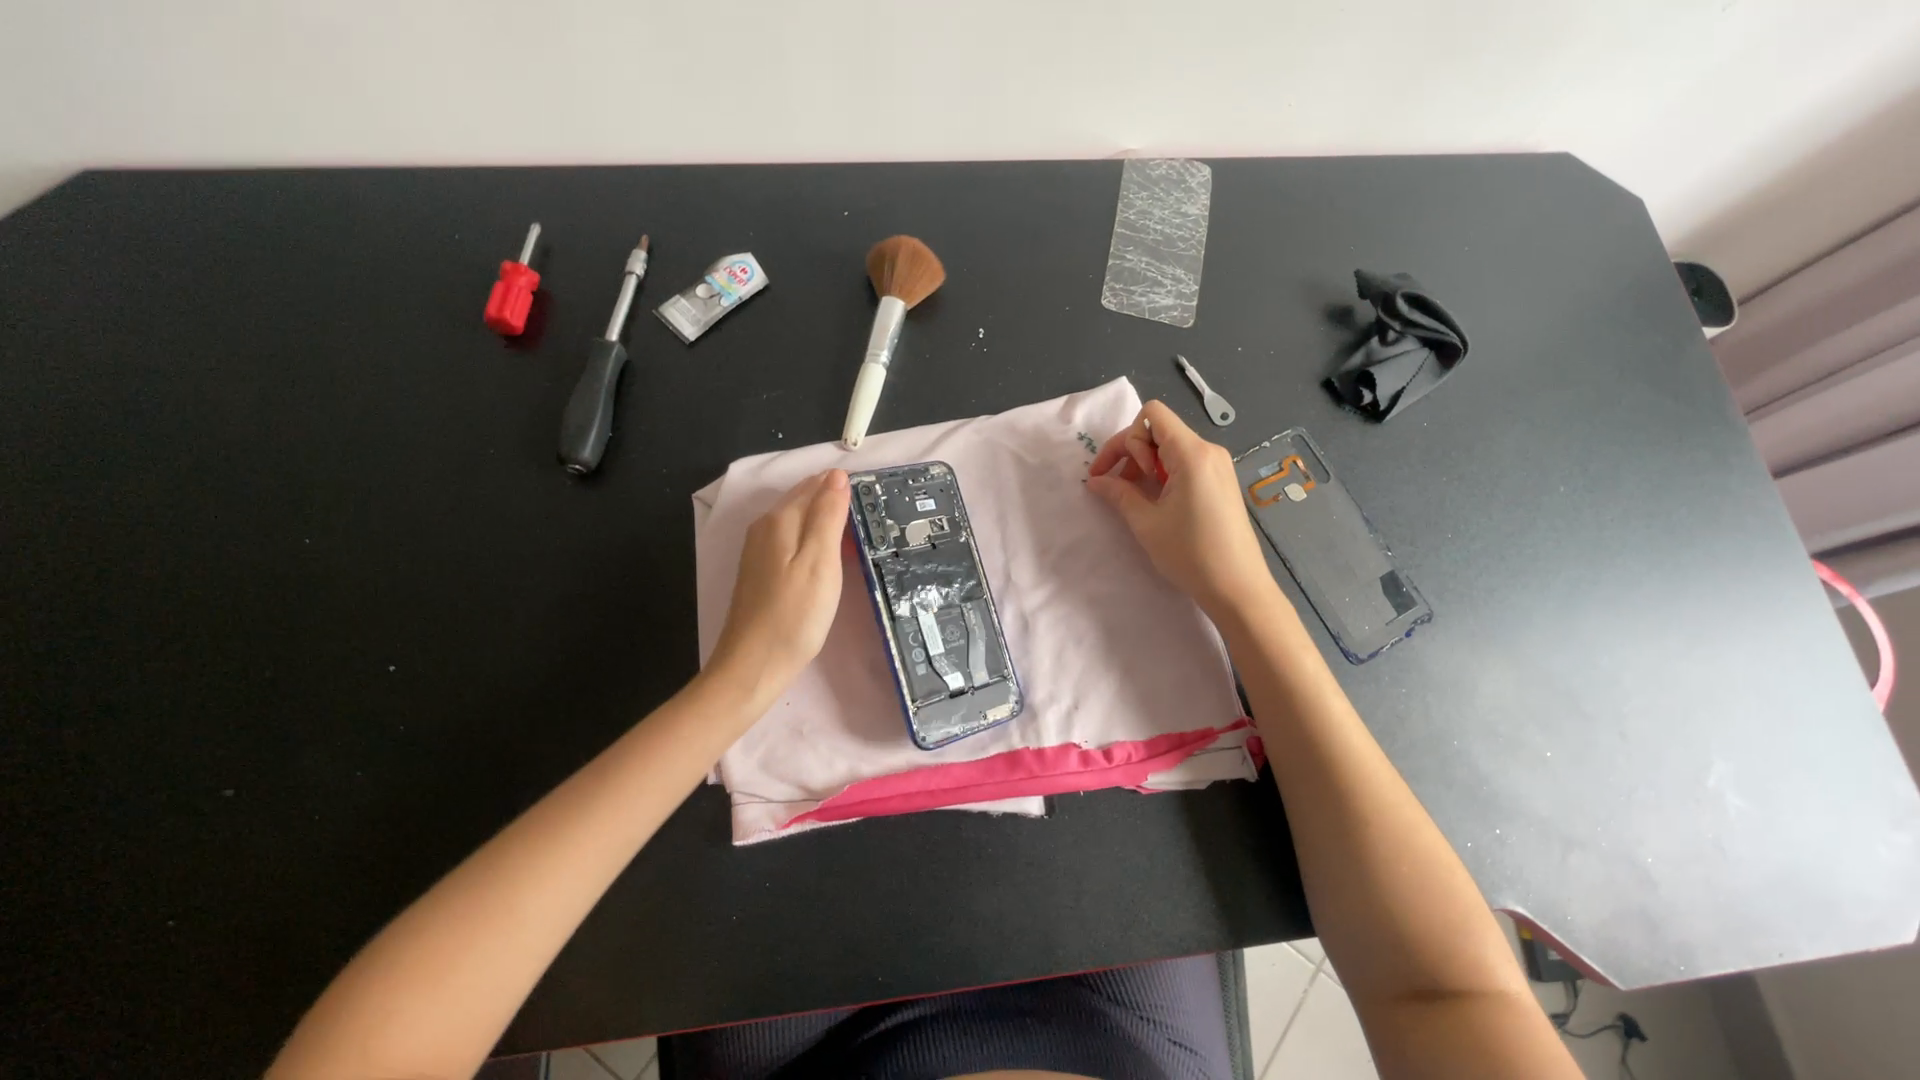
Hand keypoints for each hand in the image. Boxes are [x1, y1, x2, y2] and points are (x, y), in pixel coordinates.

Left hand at [707, 469, 851, 706]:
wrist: (754, 664)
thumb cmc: (795, 615)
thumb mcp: (820, 561)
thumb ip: (828, 515)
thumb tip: (837, 475)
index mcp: (780, 519)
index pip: (816, 485)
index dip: (844, 486)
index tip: (874, 496)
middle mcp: (764, 528)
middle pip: (803, 499)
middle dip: (833, 499)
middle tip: (871, 512)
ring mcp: (758, 550)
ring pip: (796, 520)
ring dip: (823, 519)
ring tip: (855, 531)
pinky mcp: (760, 572)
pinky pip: (791, 540)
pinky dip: (812, 539)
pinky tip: (827, 555)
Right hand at [1087, 401, 1278, 621]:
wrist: (1237, 587)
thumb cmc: (1190, 554)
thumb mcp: (1146, 523)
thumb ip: (1119, 494)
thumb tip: (1096, 481)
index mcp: (1192, 453)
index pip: (1151, 415)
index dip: (1125, 438)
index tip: (1119, 473)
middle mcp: (1209, 451)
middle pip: (1159, 429)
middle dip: (1132, 452)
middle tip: (1121, 487)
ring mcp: (1218, 466)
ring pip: (1171, 446)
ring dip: (1146, 464)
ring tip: (1137, 497)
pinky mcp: (1221, 481)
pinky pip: (1185, 462)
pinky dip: (1164, 473)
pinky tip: (1158, 502)